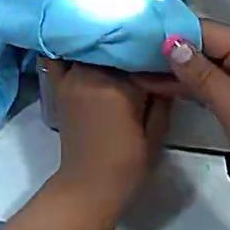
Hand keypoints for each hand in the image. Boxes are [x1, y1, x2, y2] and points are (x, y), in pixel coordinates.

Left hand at [39, 59, 172, 221]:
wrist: (89, 186)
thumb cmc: (127, 164)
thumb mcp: (156, 133)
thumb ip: (163, 99)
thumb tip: (169, 69)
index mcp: (120, 88)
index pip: (139, 54)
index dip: (151, 51)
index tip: (161, 49)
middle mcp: (93, 76)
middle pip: (113, 46)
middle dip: (127, 43)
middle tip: (141, 44)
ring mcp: (72, 79)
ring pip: (91, 48)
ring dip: (104, 44)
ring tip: (118, 43)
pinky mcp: (60, 86)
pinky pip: (60, 58)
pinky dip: (70, 48)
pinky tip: (84, 43)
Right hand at [155, 21, 229, 225]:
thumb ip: (205, 78)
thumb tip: (173, 44)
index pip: (209, 32)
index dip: (172, 34)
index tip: (136, 39)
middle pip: (210, 46)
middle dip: (172, 51)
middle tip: (131, 55)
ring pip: (212, 66)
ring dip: (180, 70)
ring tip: (140, 69)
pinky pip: (220, 84)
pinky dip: (195, 87)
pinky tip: (167, 87)